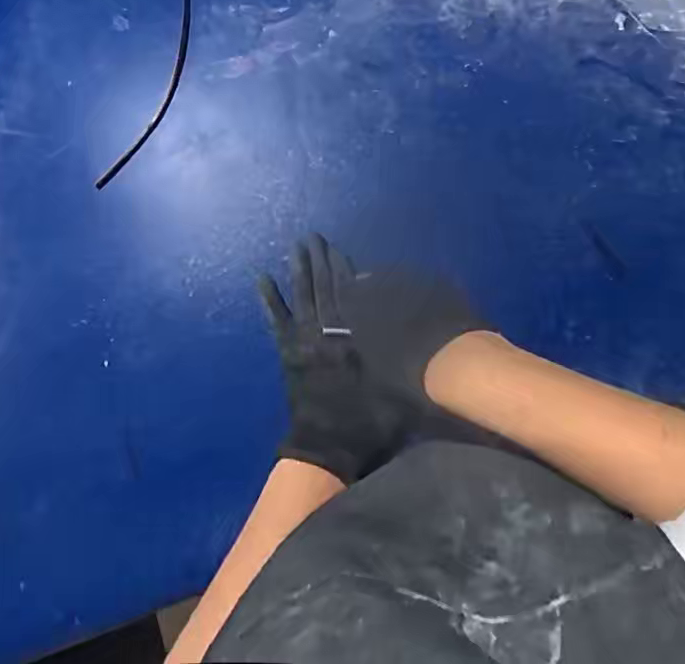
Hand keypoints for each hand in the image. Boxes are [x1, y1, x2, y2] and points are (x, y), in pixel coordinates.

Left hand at [257, 234, 488, 482]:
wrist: (326, 447)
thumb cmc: (367, 424)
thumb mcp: (397, 393)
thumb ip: (404, 363)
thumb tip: (422, 338)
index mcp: (353, 340)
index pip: (348, 296)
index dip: (343, 270)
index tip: (338, 249)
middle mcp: (325, 333)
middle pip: (322, 289)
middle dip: (319, 261)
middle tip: (313, 237)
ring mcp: (302, 340)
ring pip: (299, 297)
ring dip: (298, 270)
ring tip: (296, 247)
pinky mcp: (286, 352)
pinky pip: (275, 319)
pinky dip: (269, 299)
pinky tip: (262, 278)